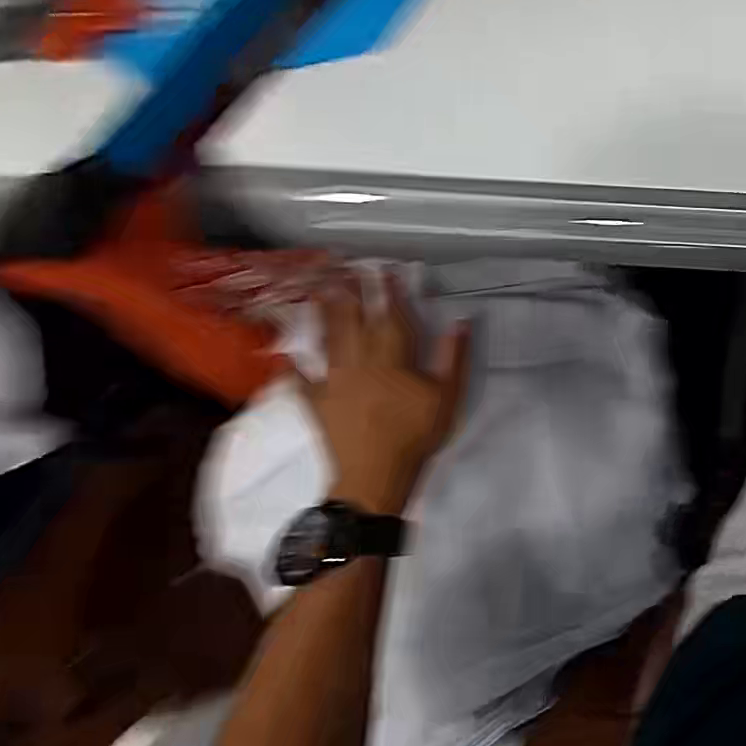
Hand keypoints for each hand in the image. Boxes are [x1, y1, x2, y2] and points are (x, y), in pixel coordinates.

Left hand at [300, 273, 470, 514]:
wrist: (375, 476)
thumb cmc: (416, 434)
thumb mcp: (448, 396)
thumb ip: (453, 358)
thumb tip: (459, 322)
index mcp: (393, 360)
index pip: (392, 318)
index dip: (389, 293)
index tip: (385, 270)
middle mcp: (359, 363)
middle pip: (354, 323)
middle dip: (350, 294)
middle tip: (341, 269)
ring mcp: (333, 383)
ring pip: (326, 342)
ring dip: (322, 316)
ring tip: (316, 293)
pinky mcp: (316, 404)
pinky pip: (301, 381)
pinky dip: (292, 367)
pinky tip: (285, 354)